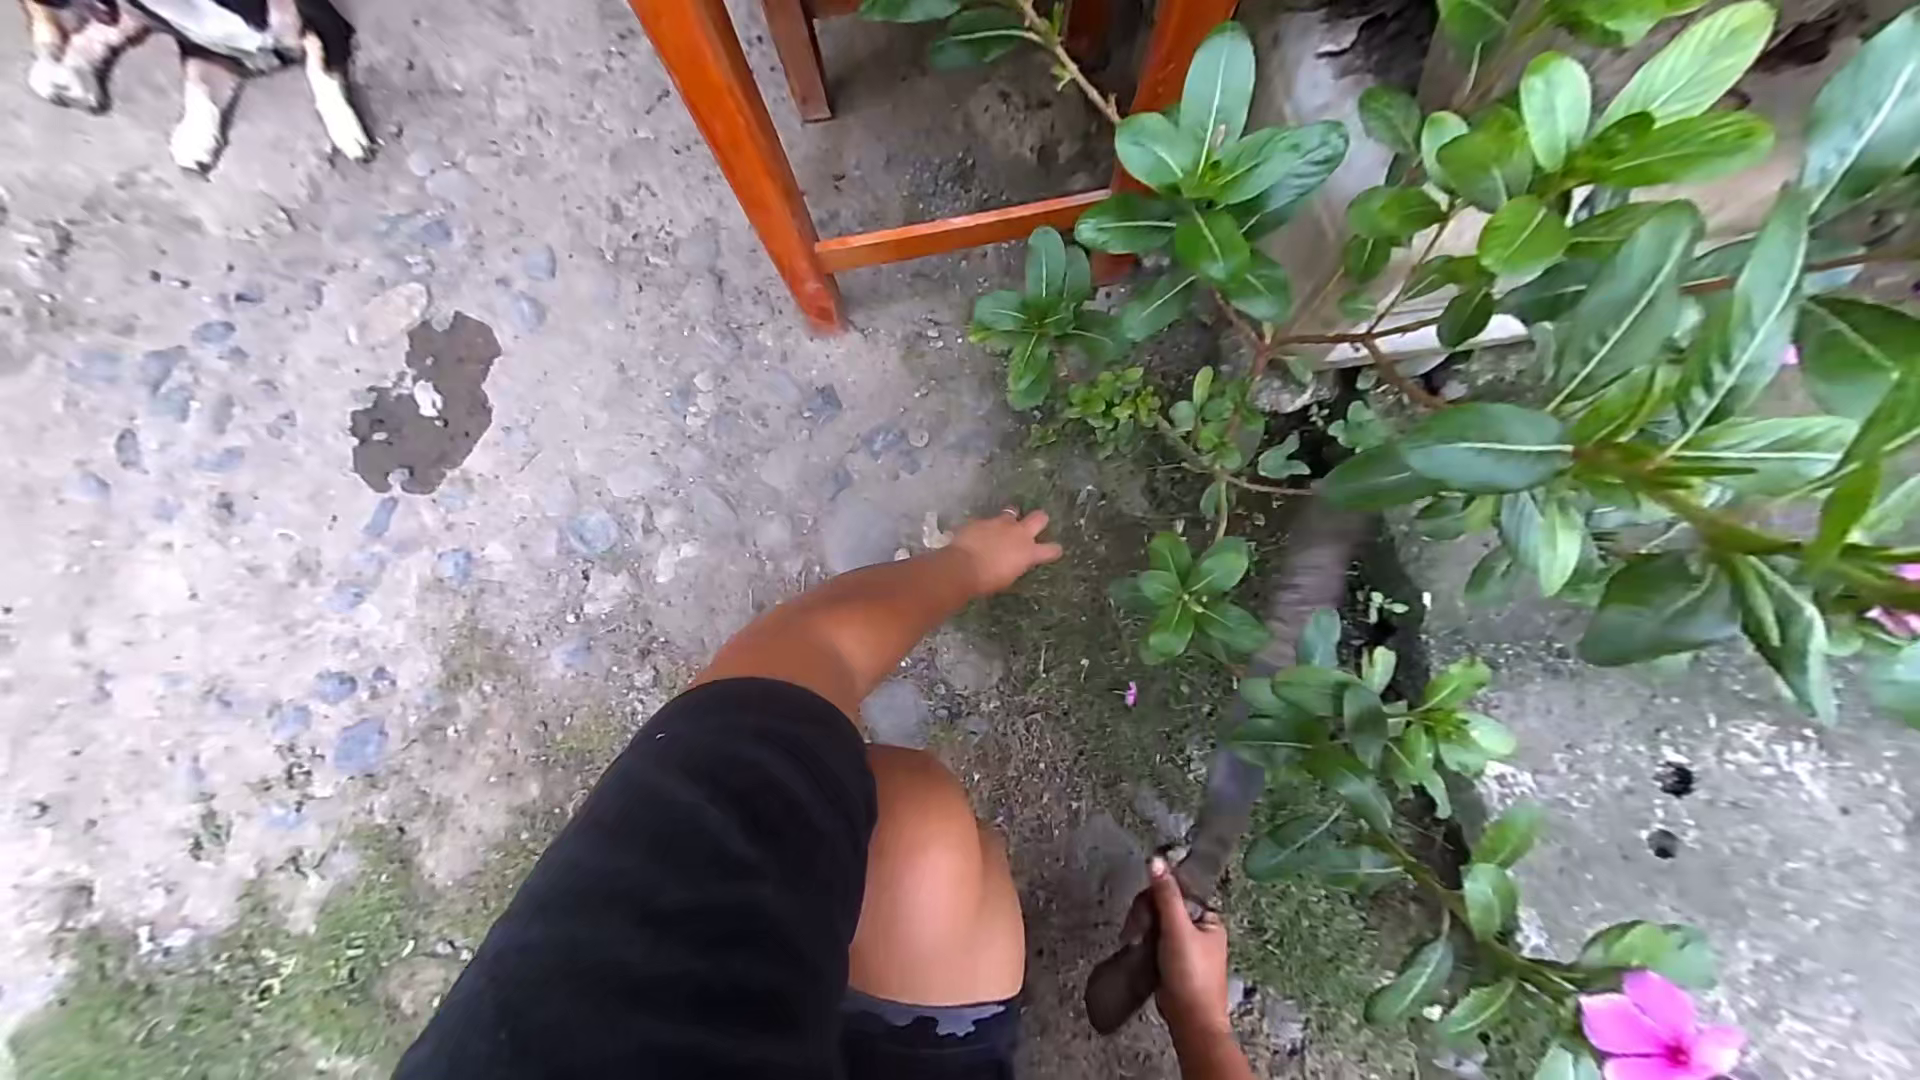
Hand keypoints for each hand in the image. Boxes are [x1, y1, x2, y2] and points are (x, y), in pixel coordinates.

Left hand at [948, 509, 1063, 595]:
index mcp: (1029, 552)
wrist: (962, 567)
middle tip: (1035, 524)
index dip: (1054, 550)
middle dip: (1040, 519)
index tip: (1054, 550)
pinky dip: (986, 527)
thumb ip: (1016, 563)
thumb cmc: (987, 580)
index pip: (1052, 549)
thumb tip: (1015, 559)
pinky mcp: (982, 520)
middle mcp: (1019, 533)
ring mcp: (1000, 523)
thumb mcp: (1008, 576)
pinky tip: (979, 534)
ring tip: (1002, 526)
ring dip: (1009, 519)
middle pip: (1039, 518)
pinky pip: (988, 521)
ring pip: (1012, 512)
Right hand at [1147, 856, 1232, 1040]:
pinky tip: (1136, 943)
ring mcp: (1186, 944)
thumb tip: (1155, 859)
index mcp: (1209, 919)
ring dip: (1143, 926)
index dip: (1159, 892)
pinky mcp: (1172, 958)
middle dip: (1147, 913)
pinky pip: (1154, 937)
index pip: (1179, 890)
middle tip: (1137, 926)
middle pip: (1165, 904)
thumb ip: (1166, 894)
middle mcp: (1200, 929)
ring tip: (1134, 939)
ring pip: (1157, 920)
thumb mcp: (1177, 928)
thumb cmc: (1190, 973)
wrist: (1190, 1022)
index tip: (1144, 904)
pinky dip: (1144, 938)